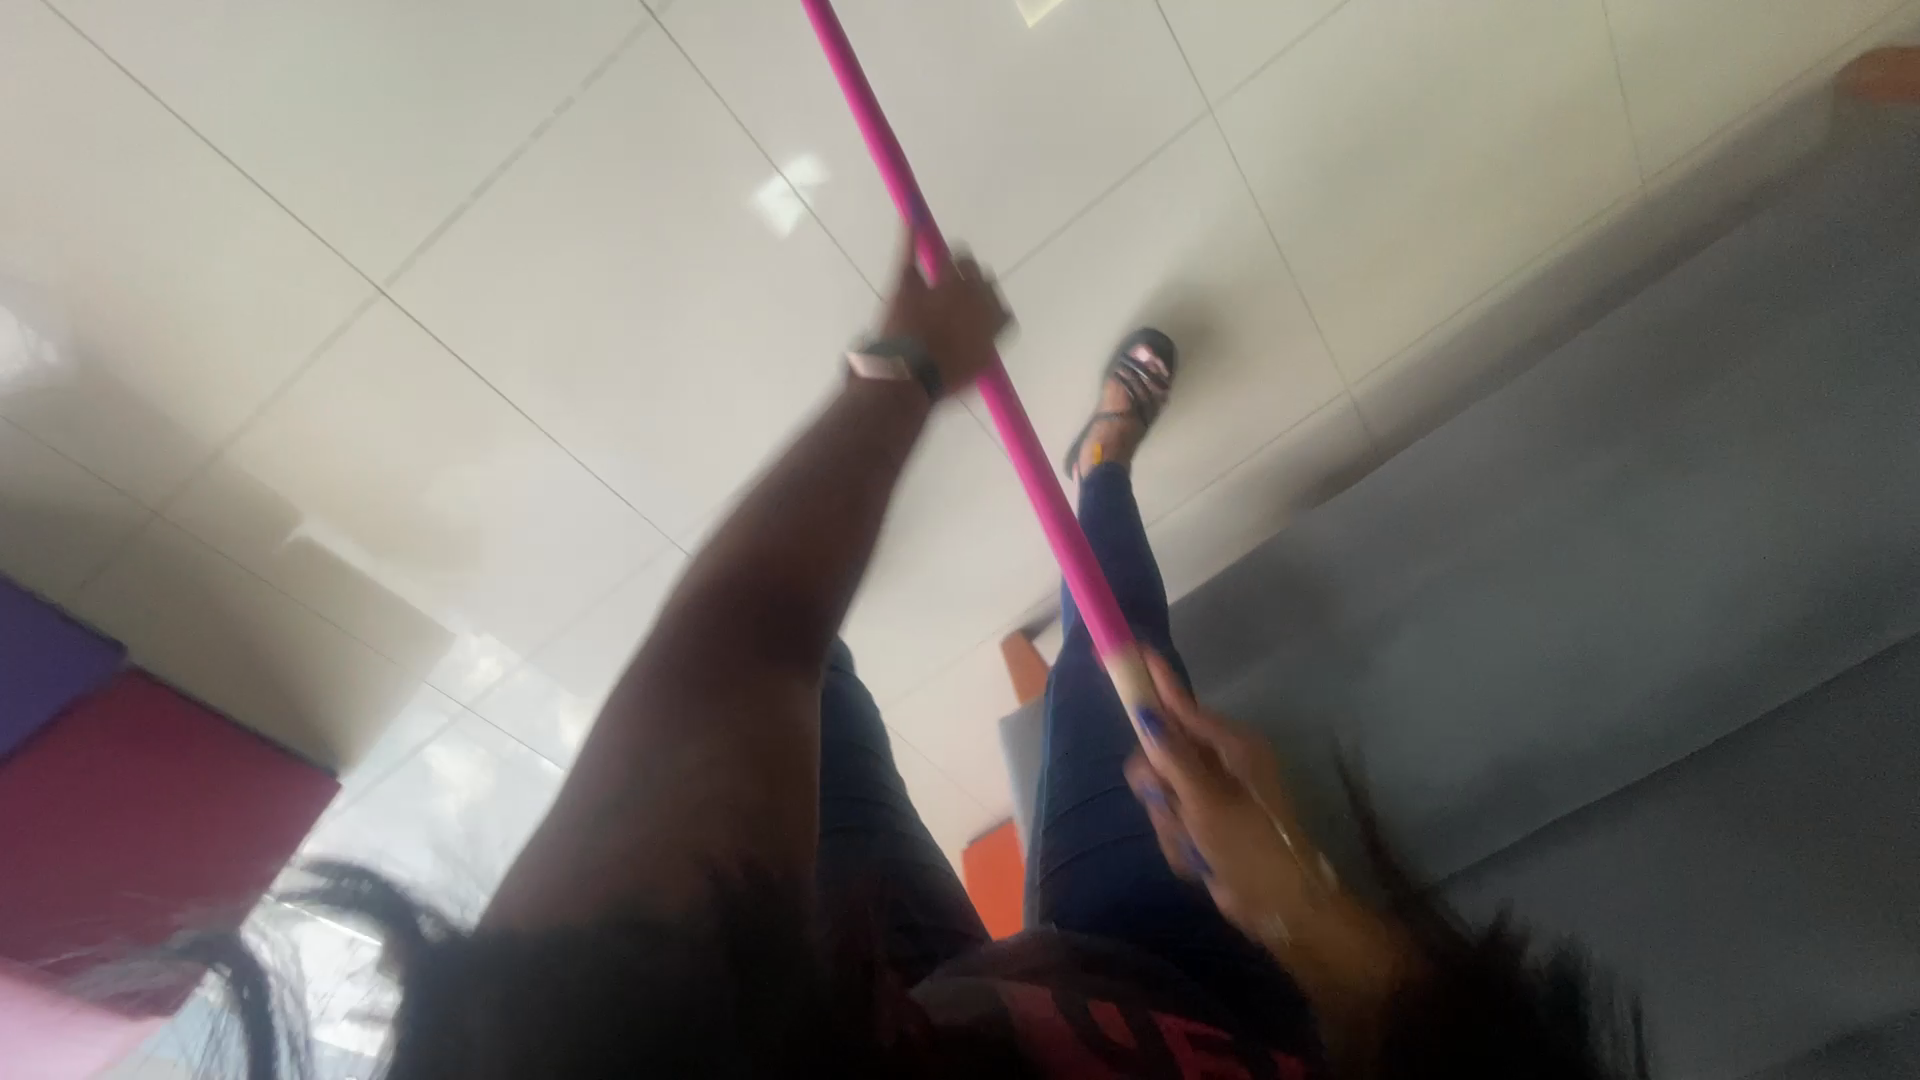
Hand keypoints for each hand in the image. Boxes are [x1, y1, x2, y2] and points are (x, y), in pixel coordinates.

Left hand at [877, 229, 1010, 395]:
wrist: (908, 375)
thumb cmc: (943, 379)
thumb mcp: (976, 367)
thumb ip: (985, 346)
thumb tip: (987, 339)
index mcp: (992, 319)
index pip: (997, 303)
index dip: (985, 306)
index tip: (976, 315)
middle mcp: (972, 296)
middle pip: (979, 275)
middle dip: (972, 280)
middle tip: (958, 293)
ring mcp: (940, 285)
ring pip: (956, 260)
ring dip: (954, 262)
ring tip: (946, 267)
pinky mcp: (910, 282)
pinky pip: (910, 252)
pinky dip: (909, 236)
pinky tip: (911, 221)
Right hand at [1125, 651, 1336, 947]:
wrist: (1280, 910)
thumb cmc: (1251, 846)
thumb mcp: (1206, 800)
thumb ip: (1171, 756)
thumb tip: (1145, 714)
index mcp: (1230, 746)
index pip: (1181, 704)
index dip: (1153, 680)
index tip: (1130, 651)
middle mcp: (1217, 763)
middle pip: (1158, 754)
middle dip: (1160, 787)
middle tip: (1171, 804)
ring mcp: (1209, 793)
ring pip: (1159, 792)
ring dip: (1171, 821)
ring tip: (1196, 843)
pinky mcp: (1202, 822)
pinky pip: (1169, 819)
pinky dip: (1179, 840)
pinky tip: (1200, 859)